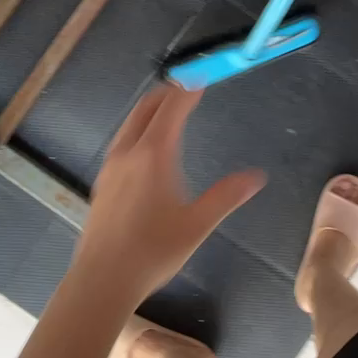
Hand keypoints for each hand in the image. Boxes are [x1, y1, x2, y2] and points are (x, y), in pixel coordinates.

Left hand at [70, 86, 264, 305]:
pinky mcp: (102, 183)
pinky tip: (146, 150)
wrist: (102, 279)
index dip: (188, 90)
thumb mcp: (197, 225)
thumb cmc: (153, 252)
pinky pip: (122, 142)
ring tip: (168, 112)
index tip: (202, 77)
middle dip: (167, 94)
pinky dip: (138, 130)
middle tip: (187, 88)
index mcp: (153, 156)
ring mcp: (110, 168)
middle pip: (146, 109)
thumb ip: (226, 196)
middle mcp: (128, 153)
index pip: (172, 109)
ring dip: (150, 111)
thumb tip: (256, 177)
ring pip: (130, 125)